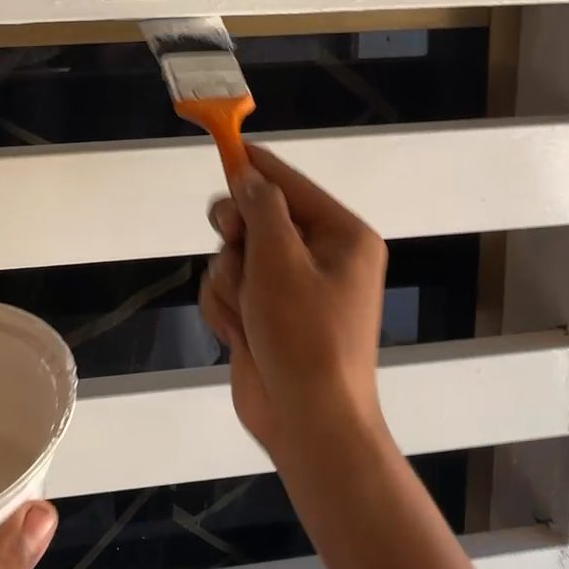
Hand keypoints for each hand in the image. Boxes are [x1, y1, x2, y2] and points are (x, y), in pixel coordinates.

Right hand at [197, 144, 390, 459]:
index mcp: (341, 237)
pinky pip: (229, 289)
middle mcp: (319, 257)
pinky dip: (226, 309)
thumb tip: (248, 176)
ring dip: (231, 283)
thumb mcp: (282, 261)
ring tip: (247, 314)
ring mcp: (291, 290)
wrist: (309, 423)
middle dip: (238, 238)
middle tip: (232, 242)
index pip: (291, 184)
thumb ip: (262, 209)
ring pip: (234, 256)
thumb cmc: (305, 336)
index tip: (226, 145)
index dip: (256, 167)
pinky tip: (240, 334)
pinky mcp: (266, 316)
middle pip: (256, 218)